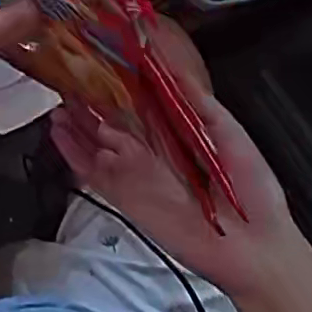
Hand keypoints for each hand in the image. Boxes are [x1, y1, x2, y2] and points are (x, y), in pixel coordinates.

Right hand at [48, 19, 296, 301]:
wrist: (257, 250)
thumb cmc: (252, 190)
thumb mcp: (229, 133)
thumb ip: (199, 102)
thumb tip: (173, 67)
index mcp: (170, 130)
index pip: (134, 100)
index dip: (112, 82)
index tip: (93, 61)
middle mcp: (147, 147)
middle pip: (107, 119)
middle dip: (84, 102)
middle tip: (62, 80)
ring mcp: (133, 171)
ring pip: (94, 143)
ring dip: (73, 125)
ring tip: (55, 106)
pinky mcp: (125, 196)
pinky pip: (93, 174)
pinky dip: (73, 155)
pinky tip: (59, 136)